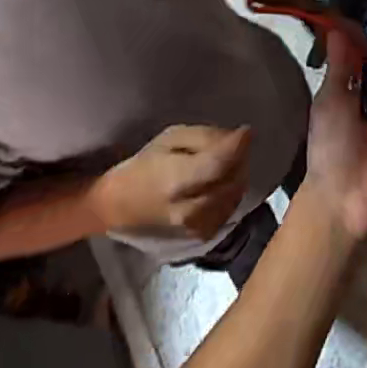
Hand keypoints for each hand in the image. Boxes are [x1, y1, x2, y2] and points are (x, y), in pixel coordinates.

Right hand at [92, 125, 252, 239]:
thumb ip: (204, 137)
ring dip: (237, 174)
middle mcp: (191, 209)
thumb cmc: (144, 166)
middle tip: (232, 144)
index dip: (238, 145)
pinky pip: (231, 207)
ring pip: (236, 193)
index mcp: (176, 181)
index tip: (246, 131)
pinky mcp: (204, 236)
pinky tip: (218, 182)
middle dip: (239, 158)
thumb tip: (237, 138)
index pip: (219, 163)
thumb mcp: (169, 139)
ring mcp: (199, 227)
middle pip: (234, 178)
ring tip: (224, 162)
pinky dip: (231, 191)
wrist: (121, 208)